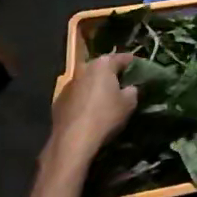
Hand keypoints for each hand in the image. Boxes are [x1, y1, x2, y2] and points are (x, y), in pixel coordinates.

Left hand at [48, 52, 137, 174]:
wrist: (73, 139)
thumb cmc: (105, 116)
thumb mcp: (128, 104)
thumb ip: (131, 91)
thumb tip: (129, 88)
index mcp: (102, 65)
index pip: (120, 58)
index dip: (131, 61)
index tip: (137, 64)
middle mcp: (83, 68)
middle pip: (101, 66)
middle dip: (111, 72)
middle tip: (121, 80)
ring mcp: (69, 83)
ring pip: (87, 79)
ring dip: (95, 84)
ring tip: (104, 95)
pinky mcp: (59, 99)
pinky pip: (77, 93)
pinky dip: (84, 97)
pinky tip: (89, 109)